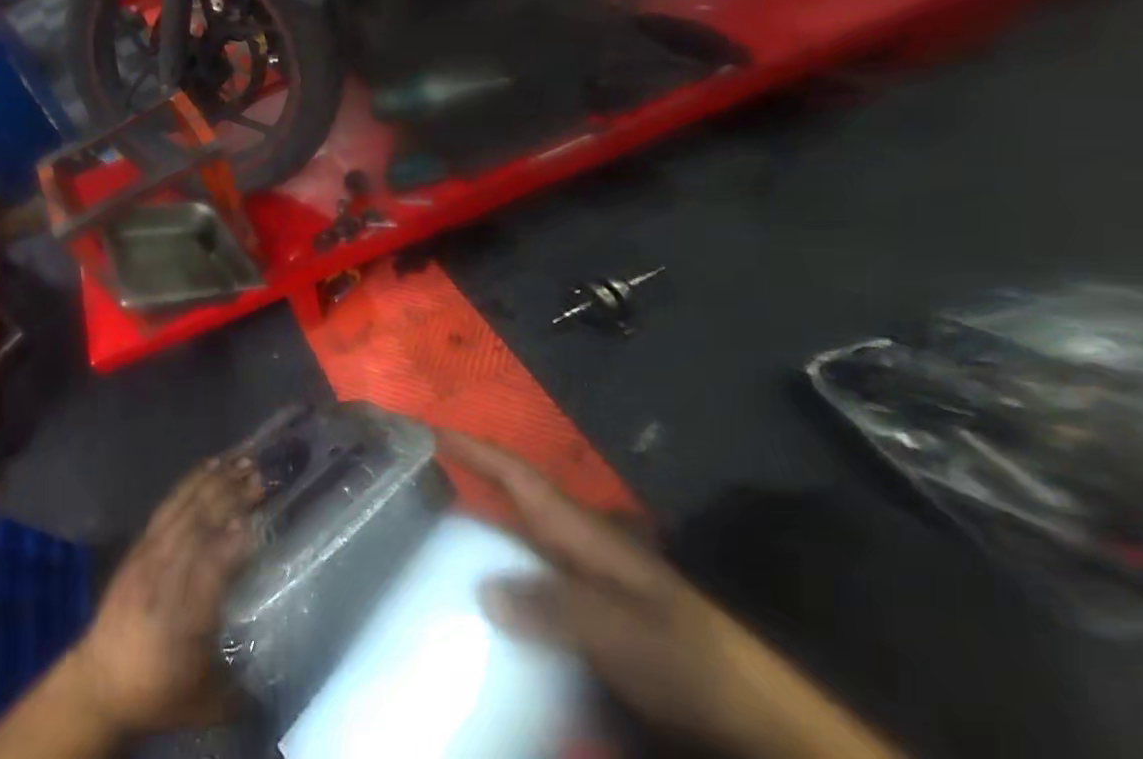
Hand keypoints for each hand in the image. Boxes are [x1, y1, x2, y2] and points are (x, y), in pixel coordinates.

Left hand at [61, 454, 265, 737]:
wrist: (96, 686)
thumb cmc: (158, 692)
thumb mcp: (207, 702)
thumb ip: (248, 688)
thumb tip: (293, 673)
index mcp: (183, 618)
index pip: (209, 568)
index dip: (233, 540)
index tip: (262, 514)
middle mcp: (164, 579)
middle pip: (198, 527)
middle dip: (231, 496)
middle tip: (265, 472)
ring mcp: (149, 558)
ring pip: (185, 510)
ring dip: (216, 481)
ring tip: (245, 458)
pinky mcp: (140, 548)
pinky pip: (168, 506)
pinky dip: (191, 482)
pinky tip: (212, 464)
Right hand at [443, 431, 901, 758]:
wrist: (743, 711)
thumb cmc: (689, 656)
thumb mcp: (628, 628)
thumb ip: (562, 606)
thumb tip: (485, 586)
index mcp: (583, 536)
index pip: (520, 478)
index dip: (476, 450)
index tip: (429, 430)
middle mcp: (571, 554)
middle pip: (507, 517)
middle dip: (459, 502)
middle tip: (399, 509)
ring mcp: (574, 593)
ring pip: (510, 564)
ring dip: (468, 561)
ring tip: (413, 570)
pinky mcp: (578, 631)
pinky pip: (522, 610)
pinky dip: (491, 610)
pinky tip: (464, 633)